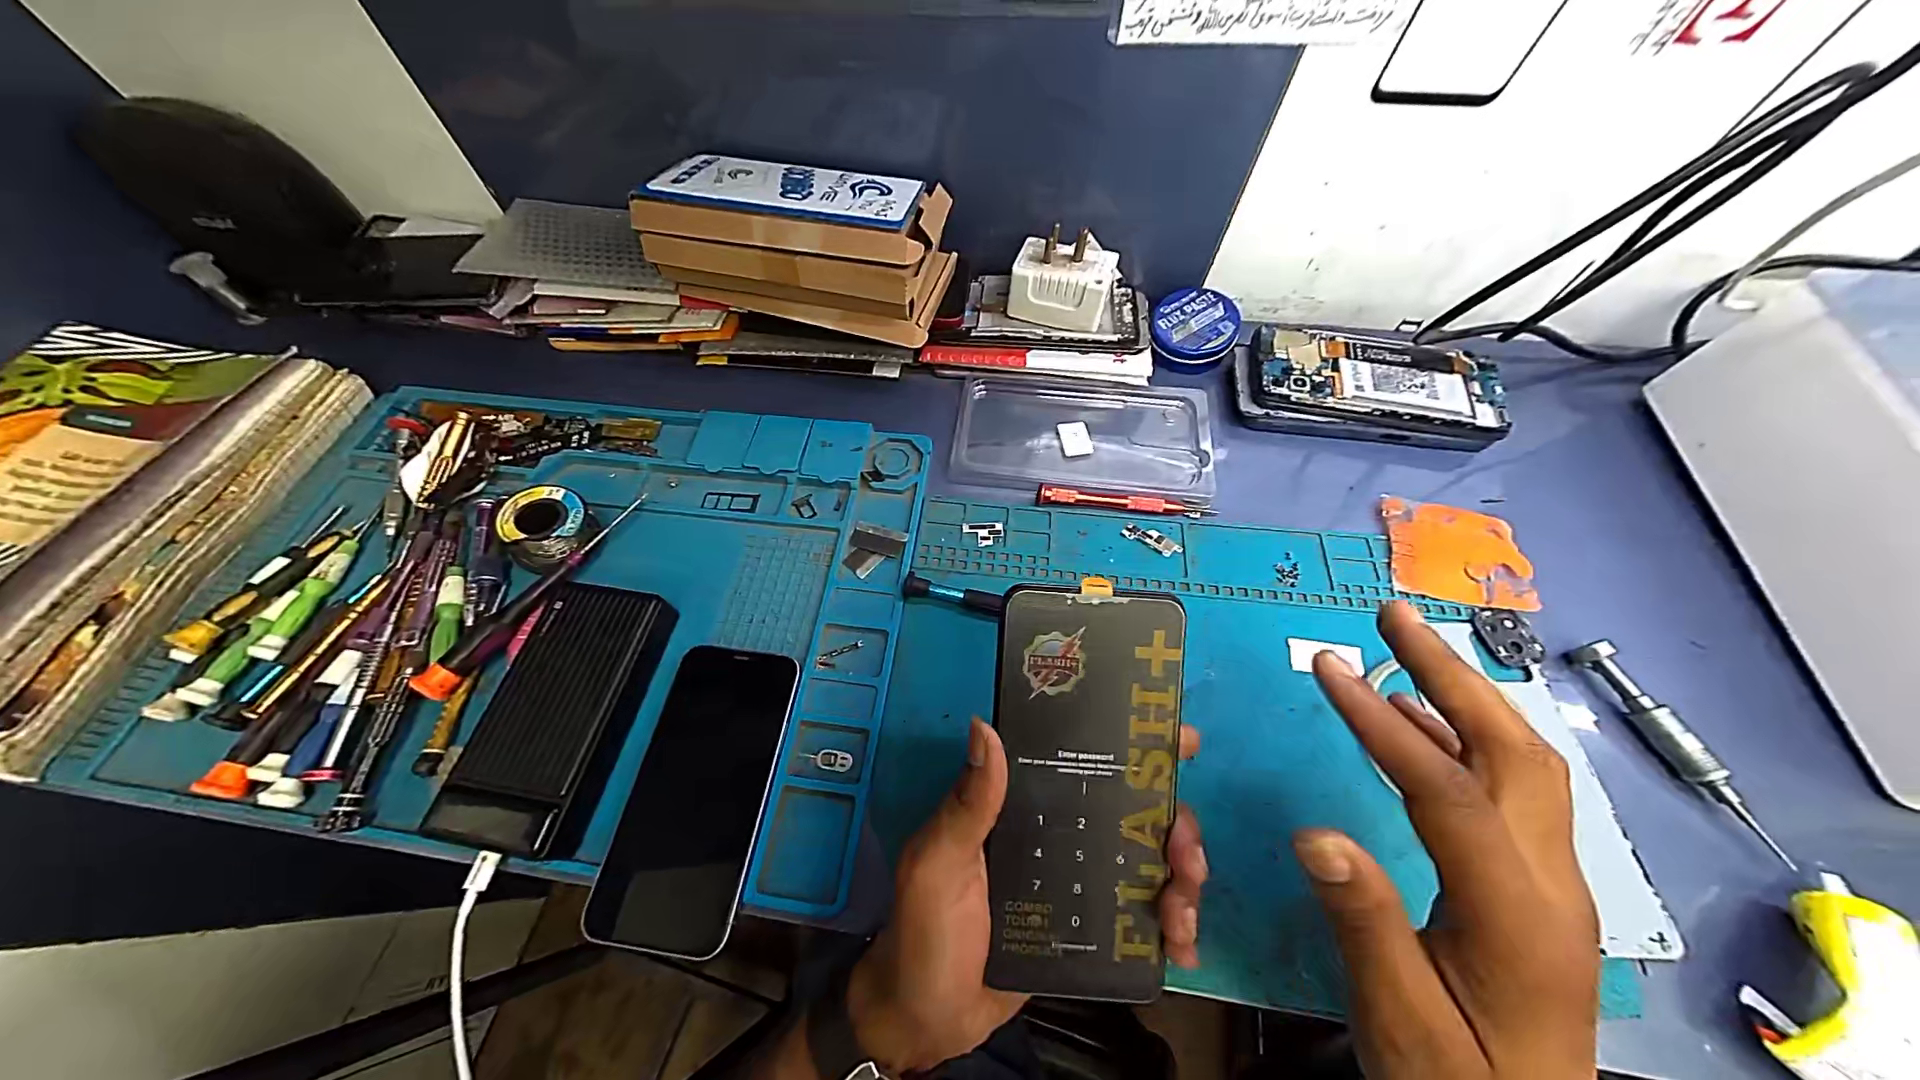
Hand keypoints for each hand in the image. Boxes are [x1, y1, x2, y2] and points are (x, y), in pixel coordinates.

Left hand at [848, 718, 1205, 1072]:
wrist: (932, 1021)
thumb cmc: (926, 932)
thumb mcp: (938, 863)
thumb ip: (967, 803)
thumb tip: (984, 725)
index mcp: (1021, 804)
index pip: (1080, 759)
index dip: (1133, 746)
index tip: (1181, 741)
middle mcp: (1055, 831)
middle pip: (1132, 810)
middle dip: (1174, 823)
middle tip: (1186, 853)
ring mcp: (1077, 878)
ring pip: (1147, 859)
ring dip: (1182, 876)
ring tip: (1181, 912)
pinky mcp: (1090, 925)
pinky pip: (1141, 914)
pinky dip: (1172, 923)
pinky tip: (1182, 945)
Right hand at [1302, 600, 1597, 1079]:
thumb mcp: (1401, 1019)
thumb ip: (1363, 923)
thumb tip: (1315, 833)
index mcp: (1517, 915)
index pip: (1446, 790)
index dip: (1381, 724)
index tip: (1328, 670)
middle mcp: (1551, 880)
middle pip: (1512, 751)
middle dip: (1451, 673)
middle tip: (1393, 617)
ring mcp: (1552, 877)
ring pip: (1520, 760)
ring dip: (1462, 693)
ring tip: (1402, 648)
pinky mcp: (1535, 880)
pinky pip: (1506, 785)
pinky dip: (1461, 735)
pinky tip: (1416, 721)